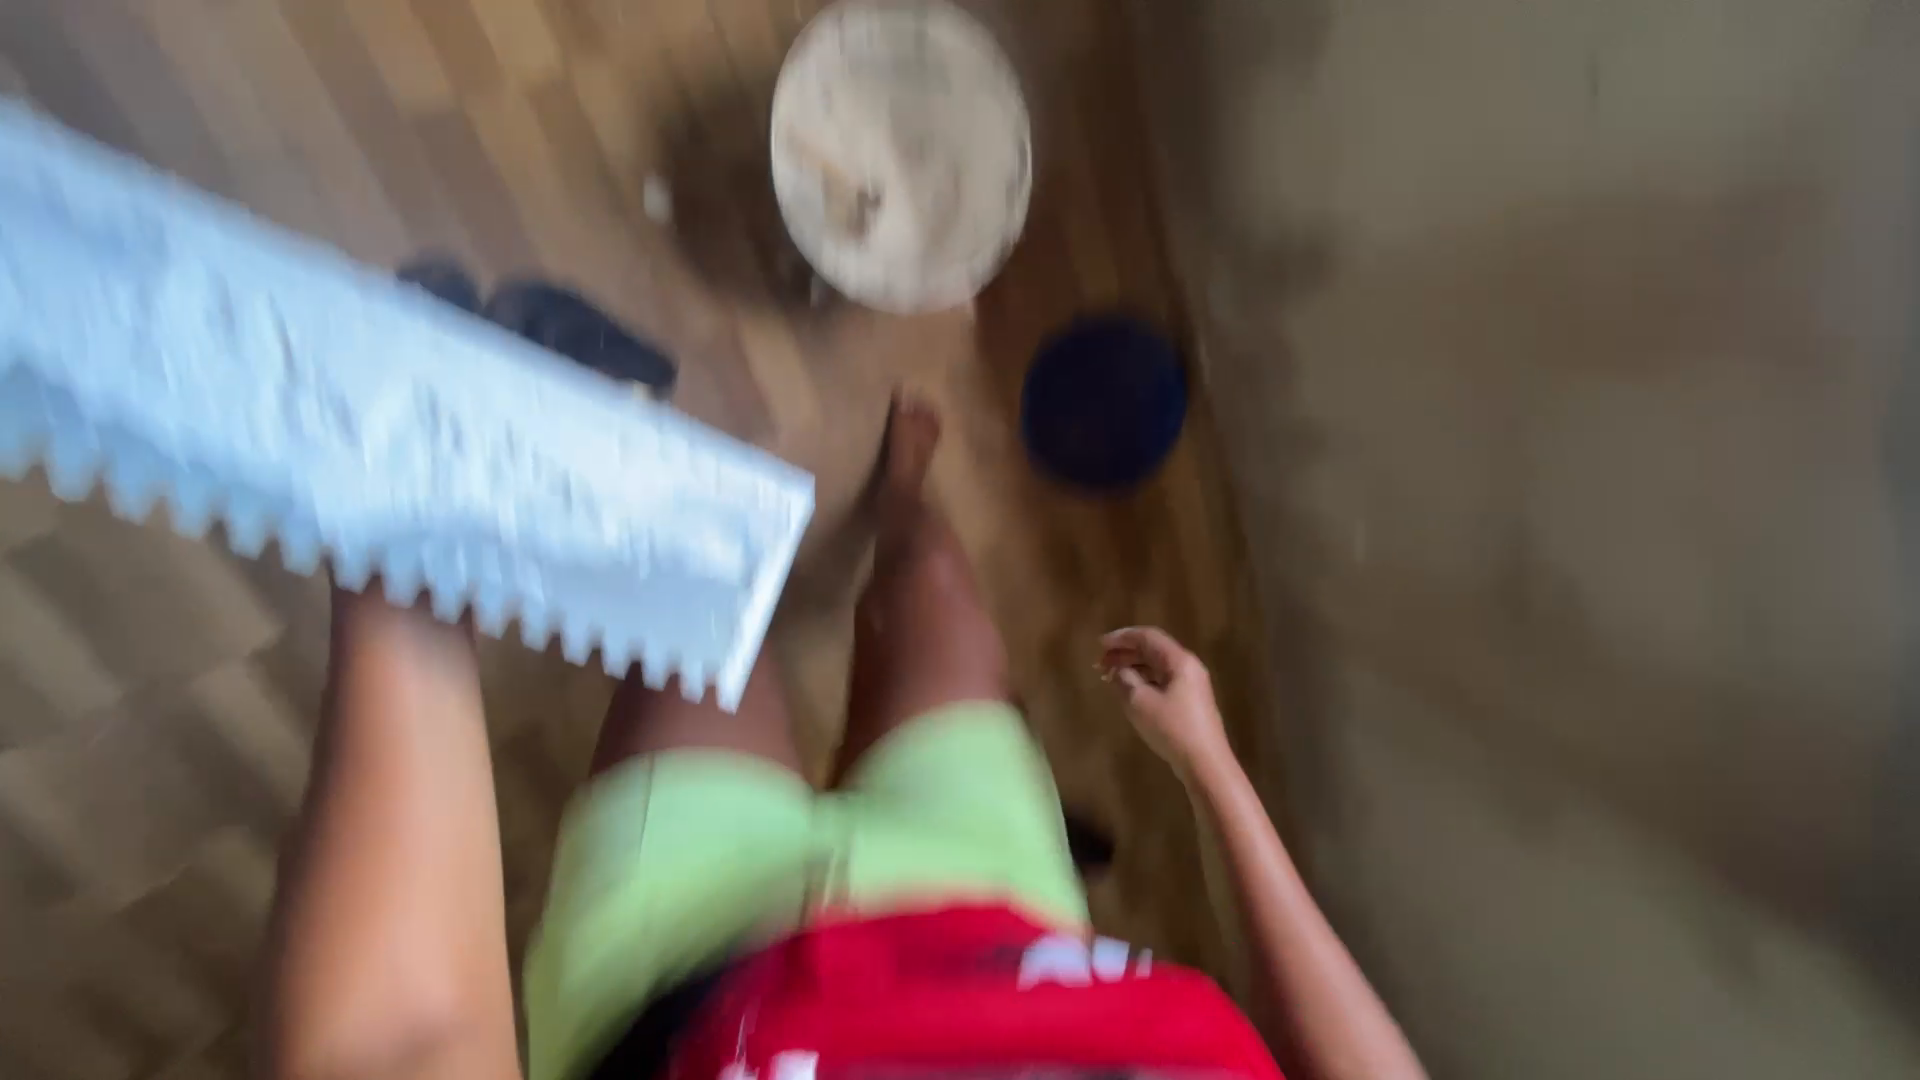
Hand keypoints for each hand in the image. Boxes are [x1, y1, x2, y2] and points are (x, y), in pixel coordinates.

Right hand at [1099, 627, 1230, 780]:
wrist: (1205, 764)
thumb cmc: (1171, 728)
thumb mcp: (1139, 702)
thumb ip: (1124, 679)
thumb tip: (1118, 670)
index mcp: (1179, 661)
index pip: (1148, 636)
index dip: (1121, 637)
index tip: (1099, 645)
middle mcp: (1188, 667)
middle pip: (1153, 650)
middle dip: (1125, 652)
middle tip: (1100, 663)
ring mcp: (1191, 685)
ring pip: (1157, 666)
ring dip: (1132, 667)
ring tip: (1109, 676)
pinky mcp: (1190, 701)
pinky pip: (1162, 680)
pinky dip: (1143, 680)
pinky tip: (1129, 691)